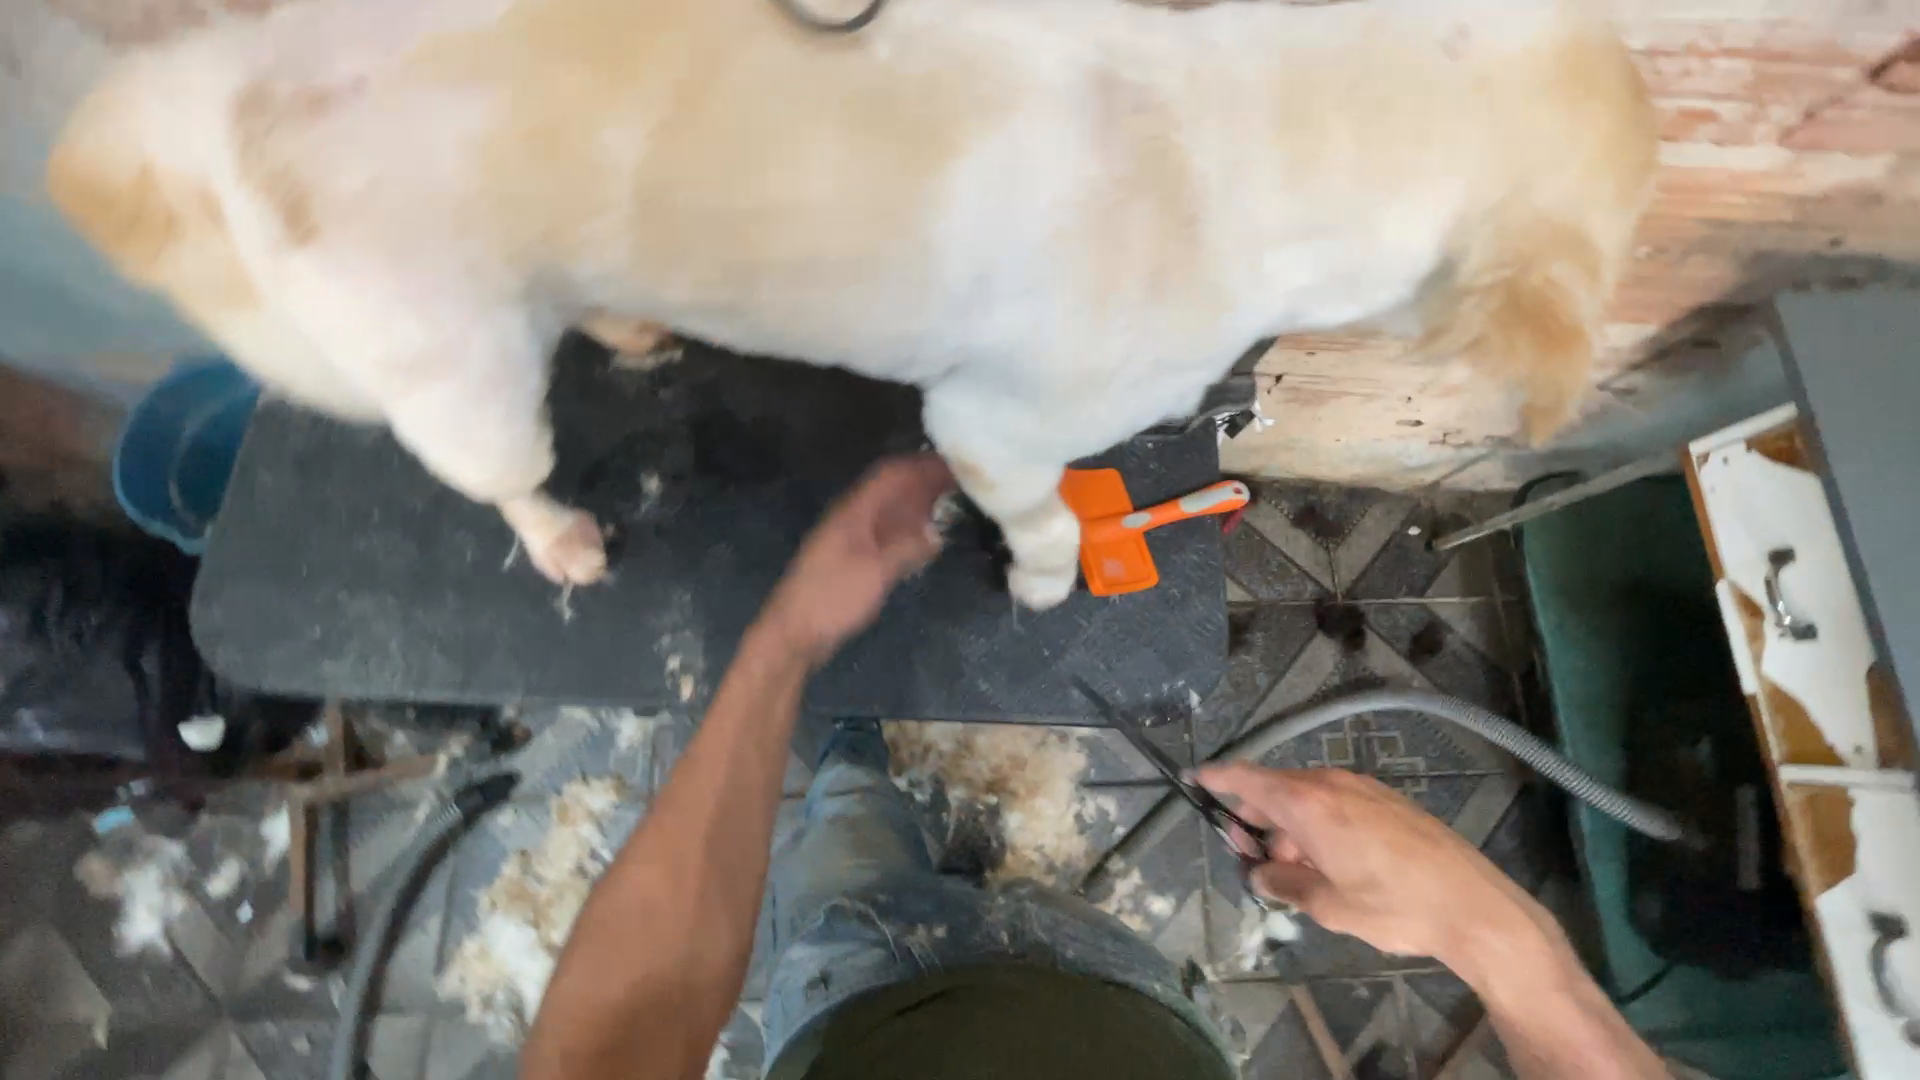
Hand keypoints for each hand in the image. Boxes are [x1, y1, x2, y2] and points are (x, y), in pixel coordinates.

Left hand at [756, 454, 954, 666]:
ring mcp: (853, 541)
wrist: (795, 633)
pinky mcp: (856, 561)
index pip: (889, 475)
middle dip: (923, 484)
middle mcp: (854, 520)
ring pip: (890, 514)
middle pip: (891, 491)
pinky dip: (909, 533)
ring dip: (918, 507)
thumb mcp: (875, 573)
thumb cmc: (831, 599)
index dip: (920, 466)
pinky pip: (888, 536)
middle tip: (960, 483)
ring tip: (952, 505)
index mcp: (853, 513)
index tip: (952, 463)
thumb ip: (906, 550)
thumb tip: (936, 534)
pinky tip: (929, 540)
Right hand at [1195, 764, 1559, 974]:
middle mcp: (1329, 783)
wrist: (1477, 908)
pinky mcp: (1386, 800)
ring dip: (1290, 826)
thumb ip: (1284, 884)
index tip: (1193, 777)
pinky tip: (1333, 862)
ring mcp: (1361, 788)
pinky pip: (1335, 801)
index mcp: (1307, 803)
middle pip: (1275, 789)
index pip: (1246, 778)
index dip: (1216, 777)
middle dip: (1256, 819)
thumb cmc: (1394, 906)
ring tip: (1299, 872)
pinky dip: (1318, 823)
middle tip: (1251, 856)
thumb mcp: (1327, 905)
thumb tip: (1261, 874)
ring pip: (1306, 797)